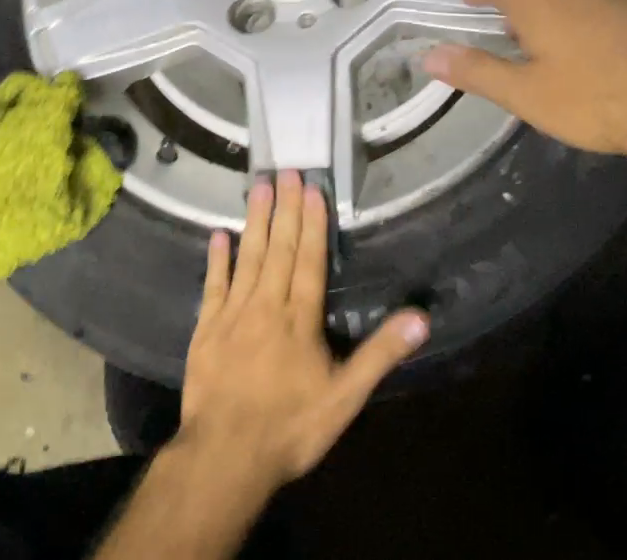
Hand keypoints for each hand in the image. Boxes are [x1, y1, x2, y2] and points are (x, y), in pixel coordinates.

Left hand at [175, 170, 428, 490]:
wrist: (225, 456)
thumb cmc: (290, 427)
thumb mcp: (345, 398)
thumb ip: (380, 354)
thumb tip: (421, 318)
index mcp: (300, 319)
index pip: (309, 261)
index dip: (312, 223)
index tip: (312, 188)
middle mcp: (266, 306)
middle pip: (278, 249)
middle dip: (285, 209)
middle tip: (285, 171)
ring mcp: (232, 315)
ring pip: (247, 258)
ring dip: (254, 222)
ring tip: (258, 187)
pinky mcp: (206, 330)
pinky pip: (213, 286)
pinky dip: (217, 260)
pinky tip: (218, 235)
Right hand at [423, 0, 626, 170]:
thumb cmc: (596, 101)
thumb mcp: (526, 95)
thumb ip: (477, 72)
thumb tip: (429, 55)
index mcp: (543, 3)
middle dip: (524, 11)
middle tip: (515, 39)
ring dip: (562, 18)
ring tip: (558, 52)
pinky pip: (611, 11)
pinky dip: (595, 26)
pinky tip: (604, 58)